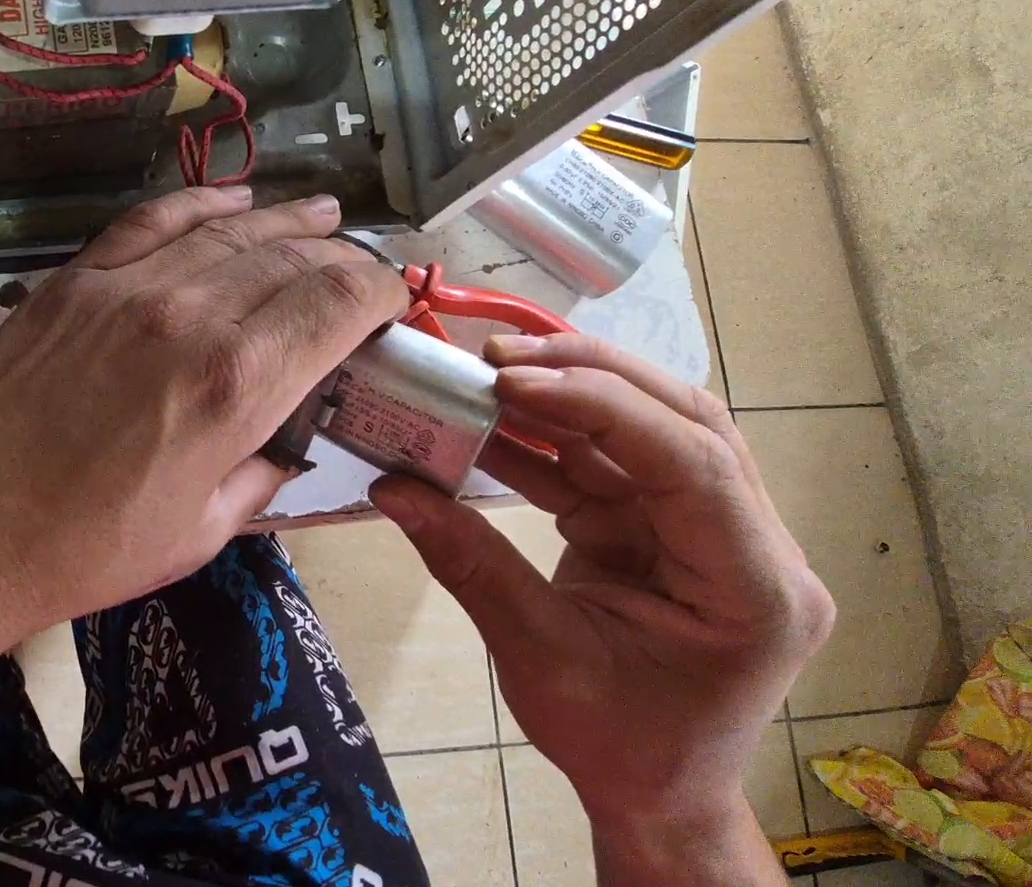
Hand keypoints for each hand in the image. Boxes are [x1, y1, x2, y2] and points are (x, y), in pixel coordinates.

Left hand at [0, 187, 409, 658]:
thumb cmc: (82, 550)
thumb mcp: (199, 533)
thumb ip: (260, 470)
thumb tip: (289, 433)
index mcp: (234, 384)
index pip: (336, 305)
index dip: (380, 292)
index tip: (396, 298)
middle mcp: (188, 314)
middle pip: (291, 260)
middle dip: (341, 260)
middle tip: (361, 271)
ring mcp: (123, 286)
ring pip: (229, 231)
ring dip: (286, 222)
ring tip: (324, 217)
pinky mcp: (73, 281)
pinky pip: (150, 222)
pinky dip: (200, 204)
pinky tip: (236, 200)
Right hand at [367, 334, 833, 880]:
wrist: (651, 786)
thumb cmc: (614, 740)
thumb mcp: (537, 656)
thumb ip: (468, 561)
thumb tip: (391, 485)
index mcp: (752, 584)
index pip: (694, 462)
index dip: (603, 409)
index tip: (510, 383)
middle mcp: (745, 541)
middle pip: (683, 421)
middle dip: (590, 376)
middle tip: (498, 358)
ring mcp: (701, 529)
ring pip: (645, 428)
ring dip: (565, 395)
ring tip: (487, 373)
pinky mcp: (655, 526)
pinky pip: (603, 462)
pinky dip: (544, 438)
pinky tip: (487, 422)